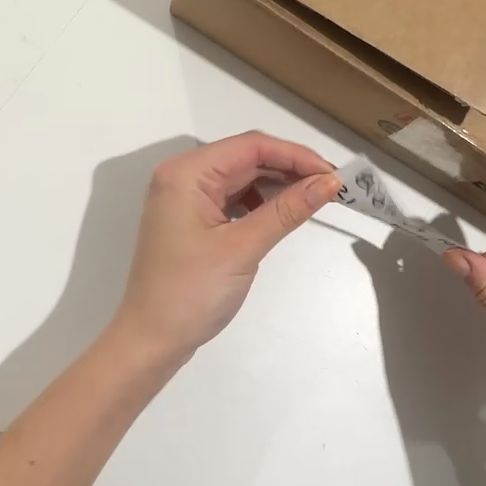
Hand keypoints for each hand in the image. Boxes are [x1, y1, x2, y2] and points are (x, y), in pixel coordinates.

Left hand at [117, 132, 339, 356]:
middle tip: (330, 188)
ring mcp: (184, 200)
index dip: (296, 155)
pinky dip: (258, 203)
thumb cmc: (191, 293)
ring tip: (311, 200)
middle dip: (289, 169)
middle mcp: (182, 177)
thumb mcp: (243, 248)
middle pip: (246, 157)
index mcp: (187, 173)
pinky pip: (231, 199)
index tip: (333, 175)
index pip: (251, 146)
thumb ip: (287, 211)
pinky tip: (279, 215)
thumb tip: (329, 183)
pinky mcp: (190, 222)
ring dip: (276, 185)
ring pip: (240, 178)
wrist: (151, 340)